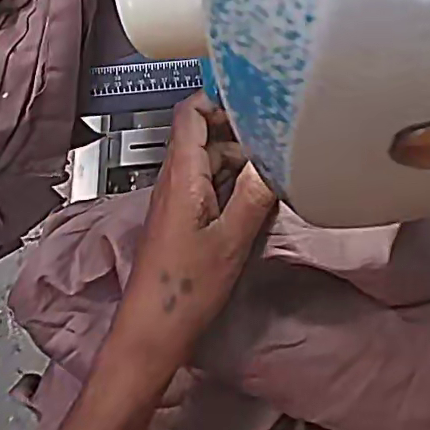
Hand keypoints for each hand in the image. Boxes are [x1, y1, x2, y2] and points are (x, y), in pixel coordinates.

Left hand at [101, 93, 278, 381]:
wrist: (152, 330)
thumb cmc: (186, 287)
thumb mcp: (231, 239)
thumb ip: (253, 194)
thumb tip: (276, 157)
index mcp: (182, 175)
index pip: (190, 113)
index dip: (219, 99)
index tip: (254, 103)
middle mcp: (174, 179)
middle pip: (203, 134)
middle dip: (238, 131)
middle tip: (274, 139)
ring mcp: (176, 198)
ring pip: (207, 159)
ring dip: (237, 158)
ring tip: (272, 167)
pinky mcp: (181, 216)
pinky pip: (206, 182)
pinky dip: (230, 180)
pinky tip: (255, 194)